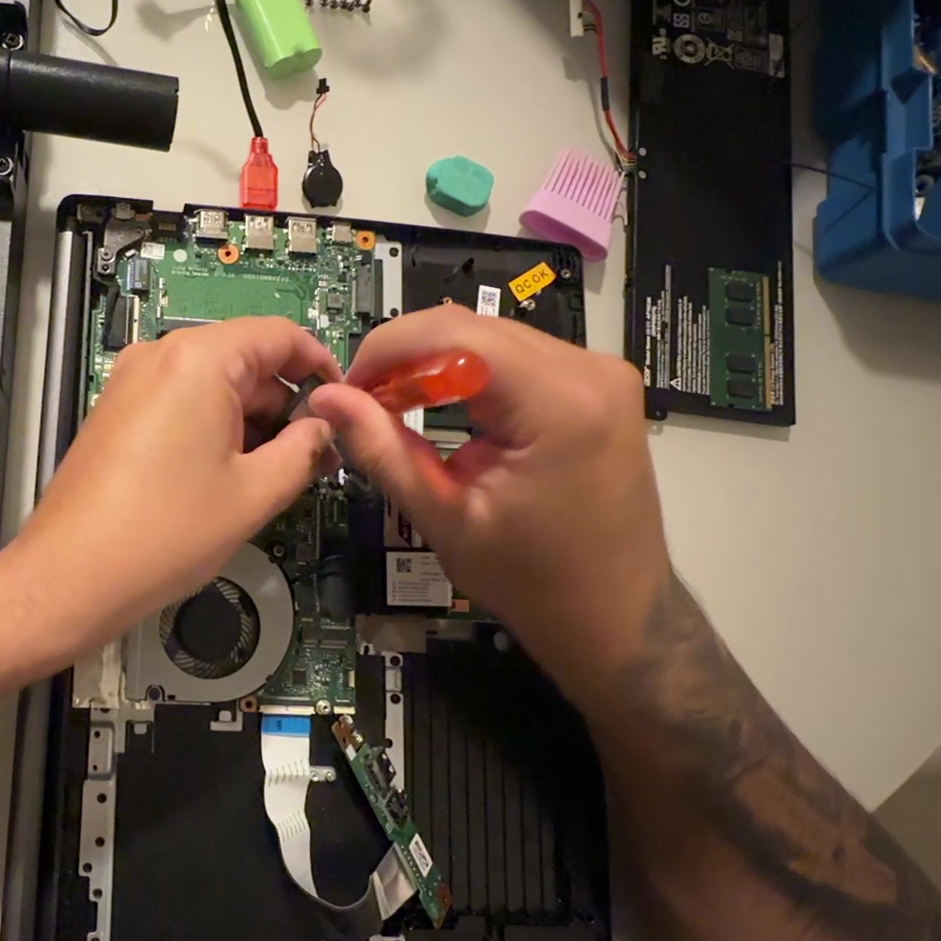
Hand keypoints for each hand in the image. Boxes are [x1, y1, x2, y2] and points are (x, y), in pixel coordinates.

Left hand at [13, 316, 340, 645]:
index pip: (279, 334)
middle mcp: (158, 358)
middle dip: (284, 404)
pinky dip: (212, 430)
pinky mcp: (116, 414)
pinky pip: (179, 404)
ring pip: (212, 385)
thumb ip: (305, 451)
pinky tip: (225, 478)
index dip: (320, 366)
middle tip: (311, 455)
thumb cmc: (159, 536)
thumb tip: (323, 431)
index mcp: (197, 360)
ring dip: (249, 422)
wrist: (71, 577)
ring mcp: (131, 385)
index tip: (340, 403)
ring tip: (269, 476)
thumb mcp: (254, 494)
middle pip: (244, 359)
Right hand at [309, 305, 670, 681]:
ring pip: (491, 338)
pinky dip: (467, 374)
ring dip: (433, 364)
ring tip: (391, 408)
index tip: (347, 389)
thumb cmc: (530, 579)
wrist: (614, 613)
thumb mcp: (443, 517)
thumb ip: (382, 450)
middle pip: (474, 328)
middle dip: (405, 357)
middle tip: (361, 402)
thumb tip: (326, 399)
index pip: (455, 334)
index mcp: (559, 403)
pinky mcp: (595, 385)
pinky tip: (437, 405)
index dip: (387, 349)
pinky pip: (515, 358)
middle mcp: (589, 370)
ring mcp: (600, 373)